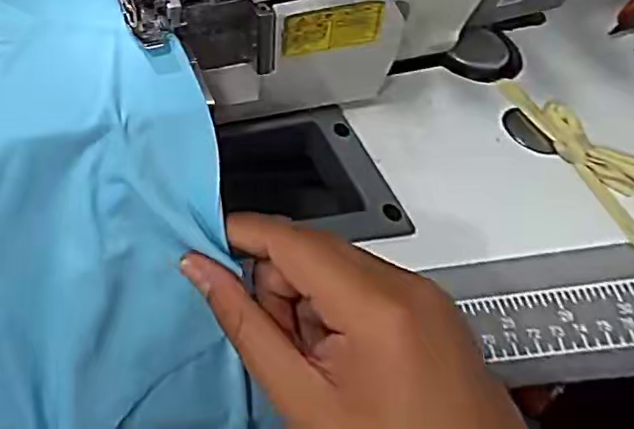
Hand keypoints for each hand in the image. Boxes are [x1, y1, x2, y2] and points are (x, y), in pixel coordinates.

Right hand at [181, 214, 521, 428]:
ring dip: (306, 298)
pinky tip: (345, 359)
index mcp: (378, 304)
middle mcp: (409, 286)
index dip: (237, 235)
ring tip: (321, 362)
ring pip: (330, 262)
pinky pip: (362, 280)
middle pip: (306, 247)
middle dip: (277, 285)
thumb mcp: (302, 399)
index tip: (205, 246)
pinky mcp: (434, 309)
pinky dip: (337, 306)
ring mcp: (427, 296)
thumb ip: (242, 322)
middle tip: (283, 345)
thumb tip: (199, 266)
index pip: (285, 236)